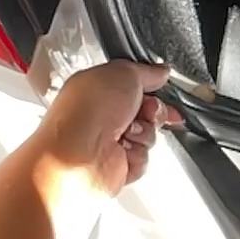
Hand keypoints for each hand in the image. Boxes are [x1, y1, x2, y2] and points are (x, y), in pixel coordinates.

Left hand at [32, 61, 181, 196]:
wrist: (77, 156)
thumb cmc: (87, 112)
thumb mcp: (123, 73)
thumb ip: (145, 71)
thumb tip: (160, 71)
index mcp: (97, 89)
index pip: (133, 85)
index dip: (152, 86)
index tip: (162, 86)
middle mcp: (101, 115)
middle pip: (146, 111)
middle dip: (153, 110)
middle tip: (145, 111)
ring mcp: (108, 143)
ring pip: (148, 135)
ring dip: (144, 132)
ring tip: (127, 133)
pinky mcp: (116, 167)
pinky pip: (144, 158)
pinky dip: (138, 155)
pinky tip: (123, 152)